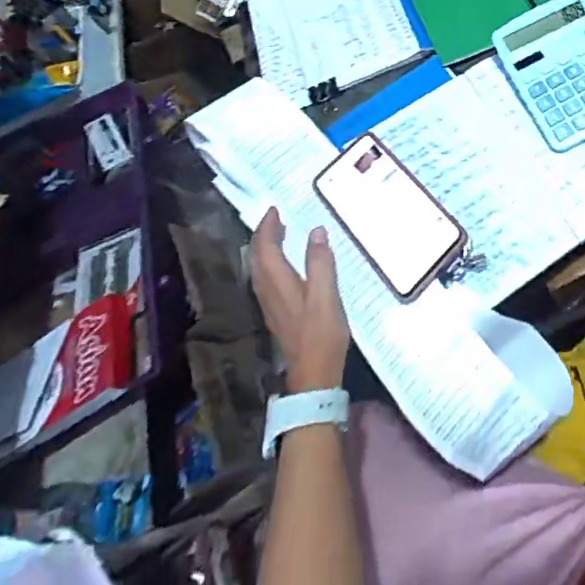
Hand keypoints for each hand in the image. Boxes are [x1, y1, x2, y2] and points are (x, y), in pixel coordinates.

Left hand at [250, 208, 349, 393]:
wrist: (313, 373)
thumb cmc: (321, 333)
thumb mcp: (326, 295)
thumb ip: (320, 263)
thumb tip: (316, 231)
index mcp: (279, 284)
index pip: (265, 249)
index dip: (267, 228)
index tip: (275, 210)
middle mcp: (268, 292)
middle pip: (258, 259)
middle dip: (264, 236)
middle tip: (278, 219)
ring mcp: (271, 305)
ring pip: (260, 270)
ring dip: (266, 250)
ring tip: (281, 236)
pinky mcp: (278, 314)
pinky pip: (267, 280)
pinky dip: (272, 264)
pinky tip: (285, 266)